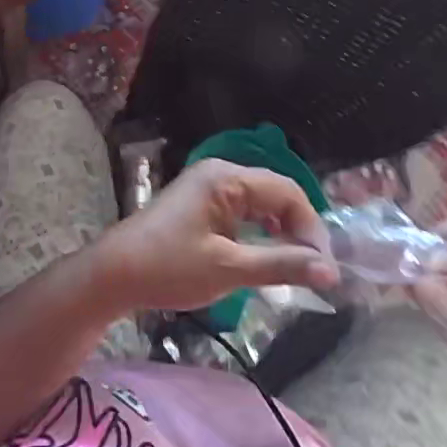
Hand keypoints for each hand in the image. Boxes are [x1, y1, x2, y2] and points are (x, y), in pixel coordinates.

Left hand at [89, 159, 339, 313]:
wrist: (115, 273)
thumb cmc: (170, 267)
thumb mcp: (229, 269)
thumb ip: (281, 264)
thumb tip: (331, 270)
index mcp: (225, 178)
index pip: (288, 191)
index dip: (312, 228)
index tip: (324, 269)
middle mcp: (219, 173)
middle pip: (276, 194)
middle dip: (299, 230)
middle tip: (314, 272)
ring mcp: (208, 186)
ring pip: (261, 203)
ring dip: (281, 232)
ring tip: (294, 268)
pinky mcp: (201, 203)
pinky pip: (243, 211)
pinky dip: (260, 232)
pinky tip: (265, 257)